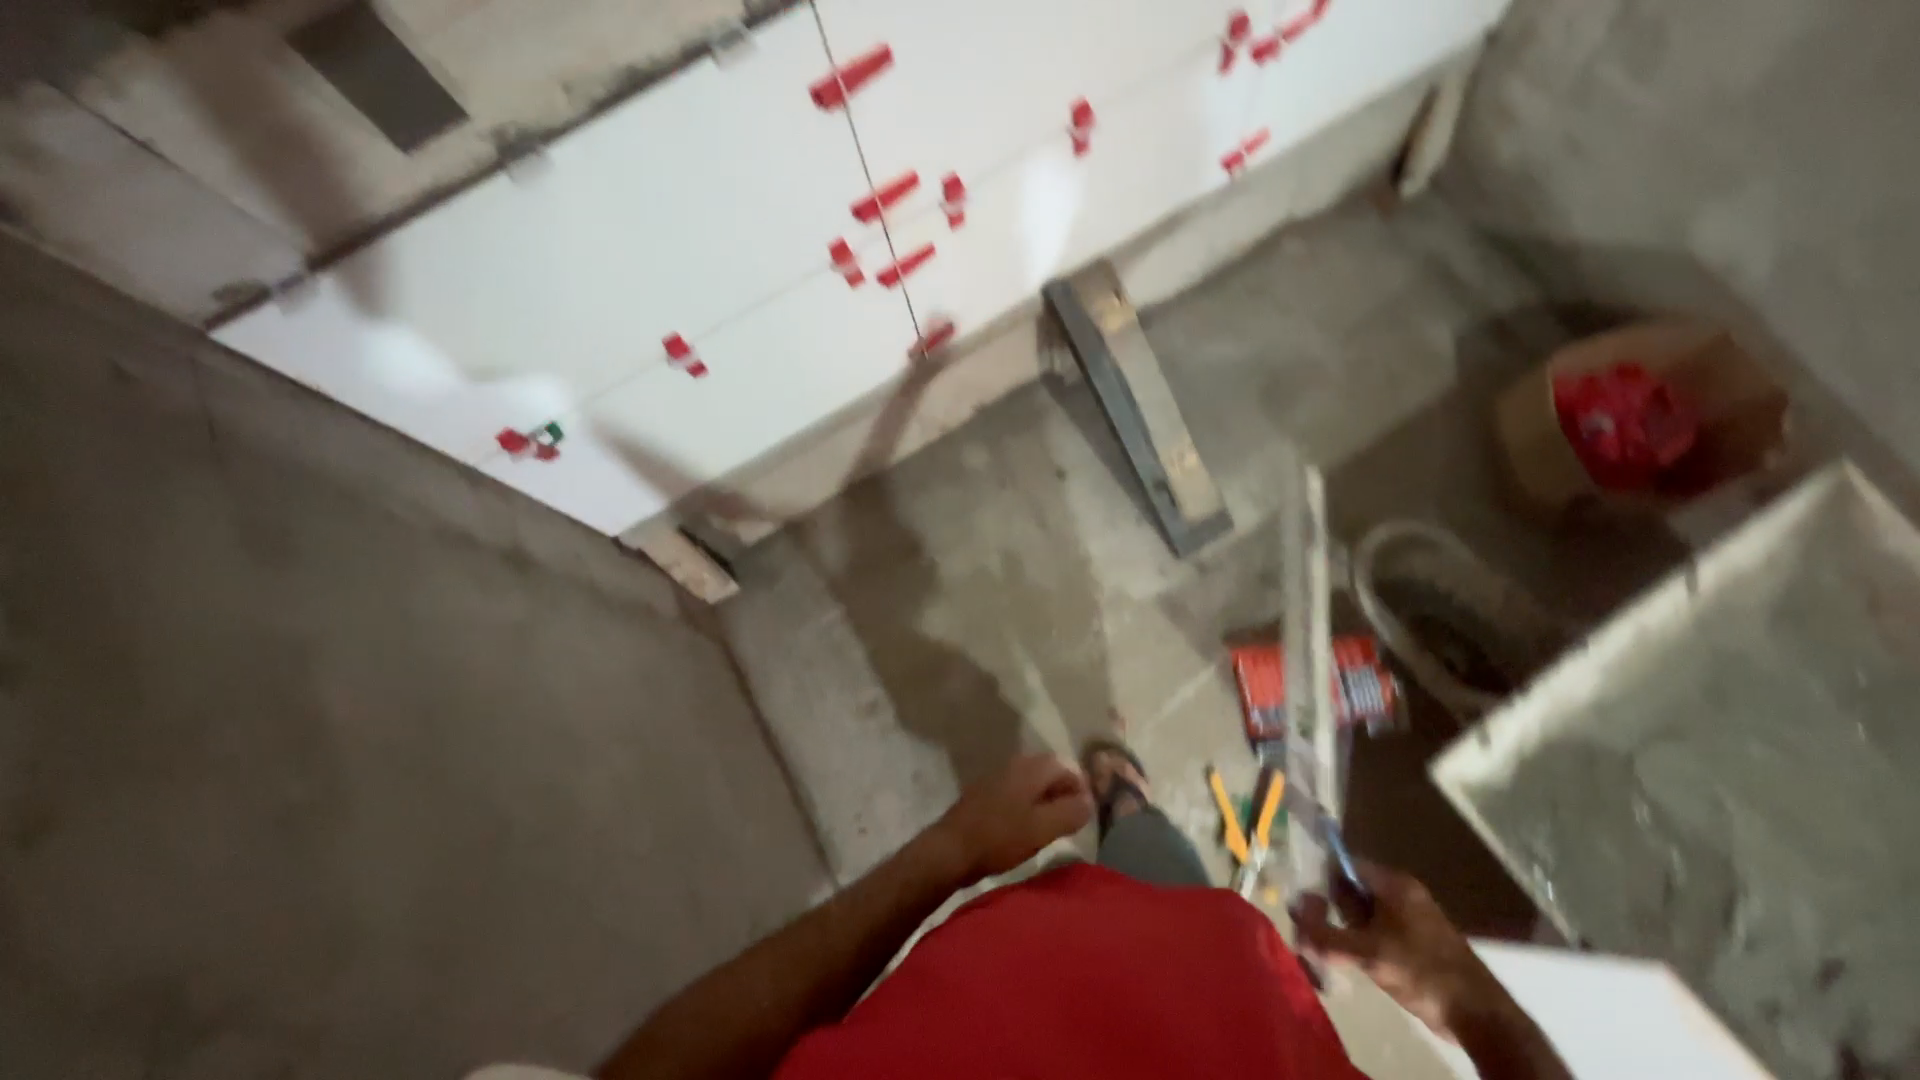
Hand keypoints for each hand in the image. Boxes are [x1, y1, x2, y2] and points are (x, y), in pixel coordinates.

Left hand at [928, 753, 1094, 884]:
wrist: (950, 849)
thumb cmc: (1000, 838)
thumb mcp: (1043, 829)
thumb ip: (1071, 812)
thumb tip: (1090, 801)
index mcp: (1030, 768)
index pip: (1068, 767)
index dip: (1081, 789)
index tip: (1086, 814)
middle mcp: (1014, 764)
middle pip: (1049, 772)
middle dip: (1064, 793)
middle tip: (1071, 821)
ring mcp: (997, 777)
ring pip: (1032, 783)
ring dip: (1045, 800)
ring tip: (1052, 827)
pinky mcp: (985, 793)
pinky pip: (1016, 792)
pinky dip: (1027, 805)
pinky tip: (1026, 827)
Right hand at [1292, 862, 1518, 1041]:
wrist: (1477, 1015)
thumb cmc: (1423, 971)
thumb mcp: (1368, 952)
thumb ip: (1325, 934)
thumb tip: (1291, 912)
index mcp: (1394, 884)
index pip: (1344, 865)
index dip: (1319, 879)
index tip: (1300, 903)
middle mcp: (1399, 895)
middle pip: (1348, 891)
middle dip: (1326, 912)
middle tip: (1308, 936)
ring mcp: (1405, 921)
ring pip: (1358, 917)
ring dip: (1338, 932)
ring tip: (1321, 954)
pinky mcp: (1408, 944)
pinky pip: (1370, 935)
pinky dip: (1354, 946)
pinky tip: (1342, 964)